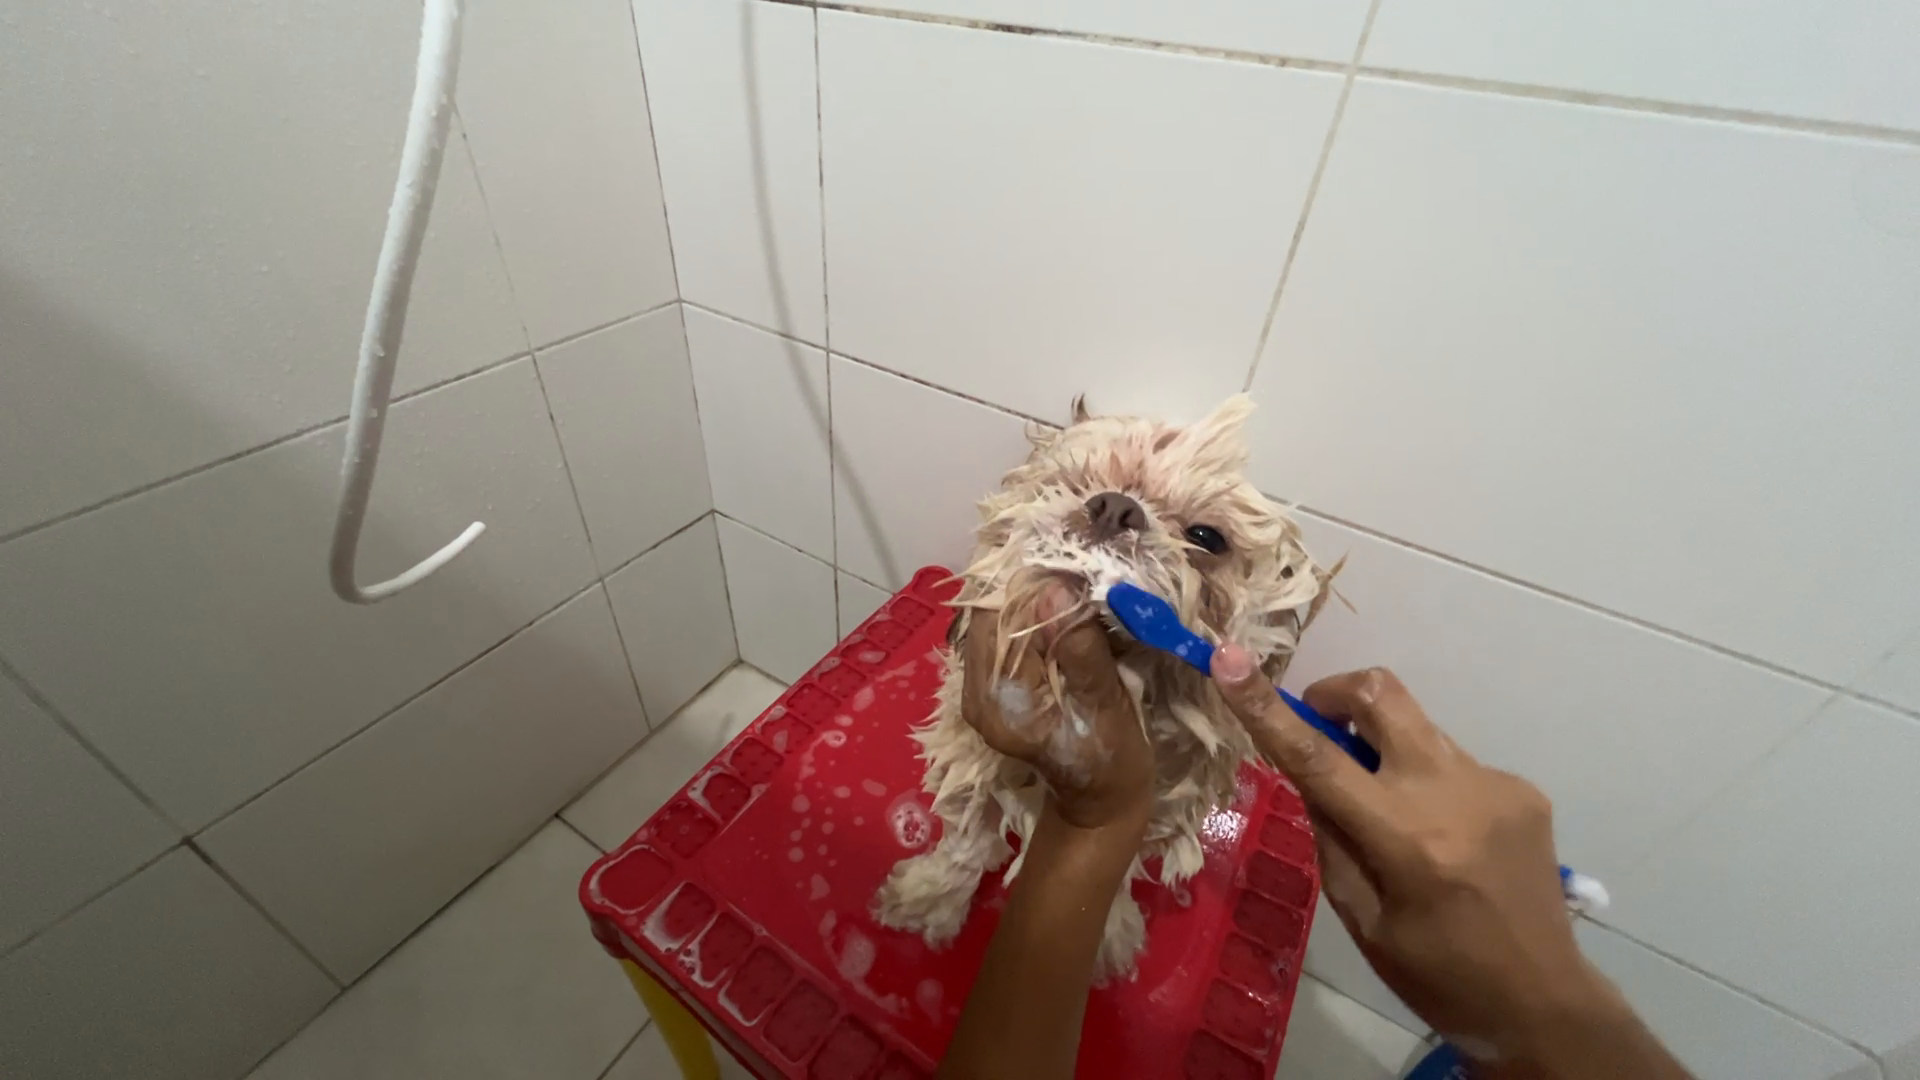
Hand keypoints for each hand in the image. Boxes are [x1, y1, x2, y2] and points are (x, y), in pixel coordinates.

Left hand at [959, 582, 1152, 830]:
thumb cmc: (1111, 758)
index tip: (1069, 568)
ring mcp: (981, 690)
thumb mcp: (1104, 702)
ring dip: (1032, 602)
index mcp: (996, 699)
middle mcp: (975, 692)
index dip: (1028, 586)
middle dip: (1030, 590)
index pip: (995, 619)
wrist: (1102, 800)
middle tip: (1075, 574)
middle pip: (990, 617)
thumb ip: (1078, 648)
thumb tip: (1054, 589)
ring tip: (1073, 590)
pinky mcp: (995, 687)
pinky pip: (1005, 638)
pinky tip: (1063, 615)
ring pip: (997, 622)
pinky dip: (1032, 621)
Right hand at [1209, 651, 1641, 1066]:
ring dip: (1381, 744)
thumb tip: (1307, 768)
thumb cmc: (1433, 971)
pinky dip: (1422, 776)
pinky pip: (1447, 756)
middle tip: (1321, 724)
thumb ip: (1327, 828)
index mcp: (1404, 840)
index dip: (1265, 704)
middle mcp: (1452, 796)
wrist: (1549, 1007)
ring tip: (1388, 802)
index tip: (1228, 658)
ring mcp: (1494, 785)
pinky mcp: (1521, 787)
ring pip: (1413, 722)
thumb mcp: (1355, 909)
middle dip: (1335, 692)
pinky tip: (1440, 829)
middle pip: (1381, 694)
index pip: (1316, 756)